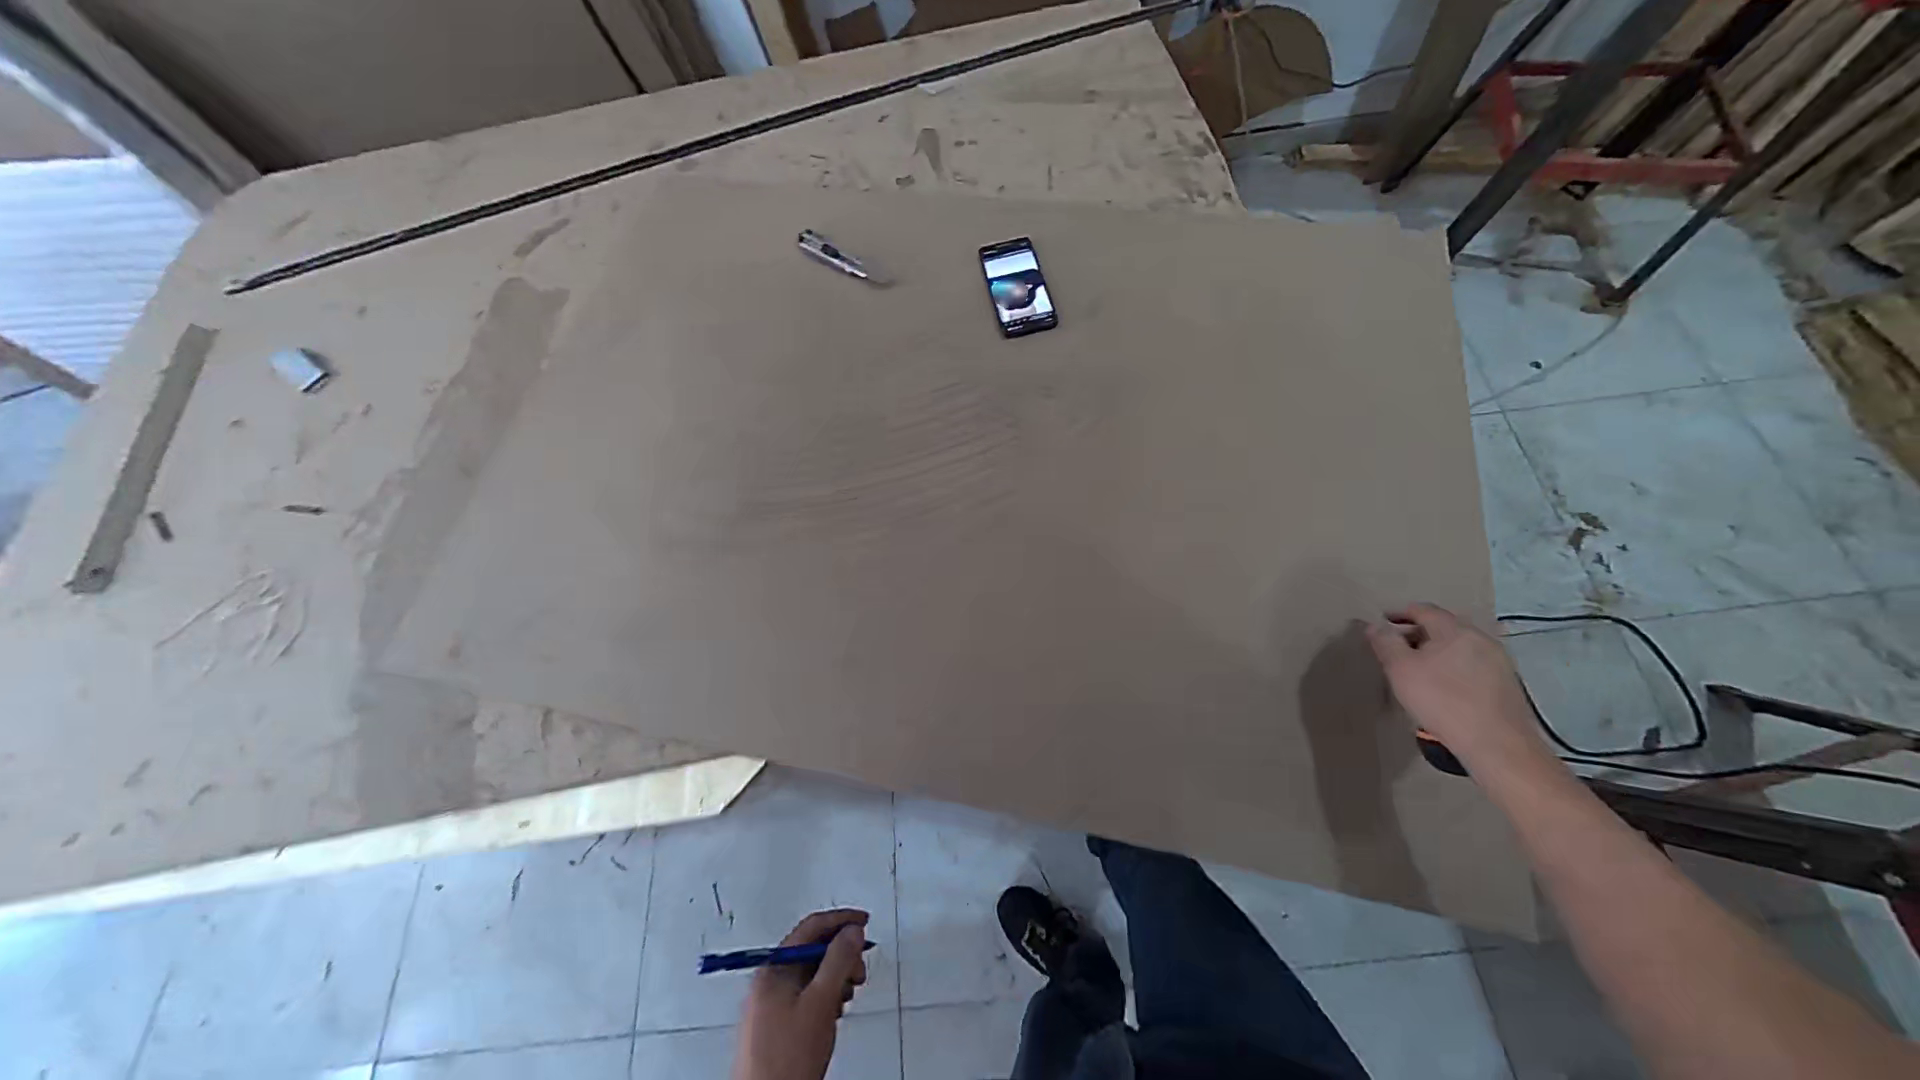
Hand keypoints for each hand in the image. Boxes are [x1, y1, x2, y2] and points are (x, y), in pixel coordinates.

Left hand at [732, 909, 869, 1079]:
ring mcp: (771, 1003)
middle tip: (860, 970)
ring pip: (811, 974)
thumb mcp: (820, 1002)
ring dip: (836, 977)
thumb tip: (853, 930)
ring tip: (849, 995)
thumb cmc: (788, 1057)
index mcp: (774, 968)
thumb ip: (838, 961)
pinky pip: (806, 995)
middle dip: (841, 955)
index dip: (841, 920)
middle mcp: (769, 980)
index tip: (865, 922)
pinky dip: (825, 996)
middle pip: (812, 950)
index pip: (811, 927)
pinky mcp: (776, 1024)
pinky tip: (835, 1011)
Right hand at [1365, 603, 1549, 772]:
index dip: (1401, 612)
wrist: (1496, 743)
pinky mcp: (1508, 683)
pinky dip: (1454, 666)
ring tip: (1419, 668)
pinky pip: (1473, 664)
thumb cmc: (1441, 701)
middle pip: (1444, 626)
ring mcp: (1499, 661)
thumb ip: (1385, 643)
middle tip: (1397, 647)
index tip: (1383, 620)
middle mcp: (1481, 638)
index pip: (1424, 610)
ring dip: (1437, 650)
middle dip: (1418, 633)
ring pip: (1460, 646)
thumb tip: (1374, 625)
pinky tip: (1445, 686)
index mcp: (1455, 630)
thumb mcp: (1400, 669)